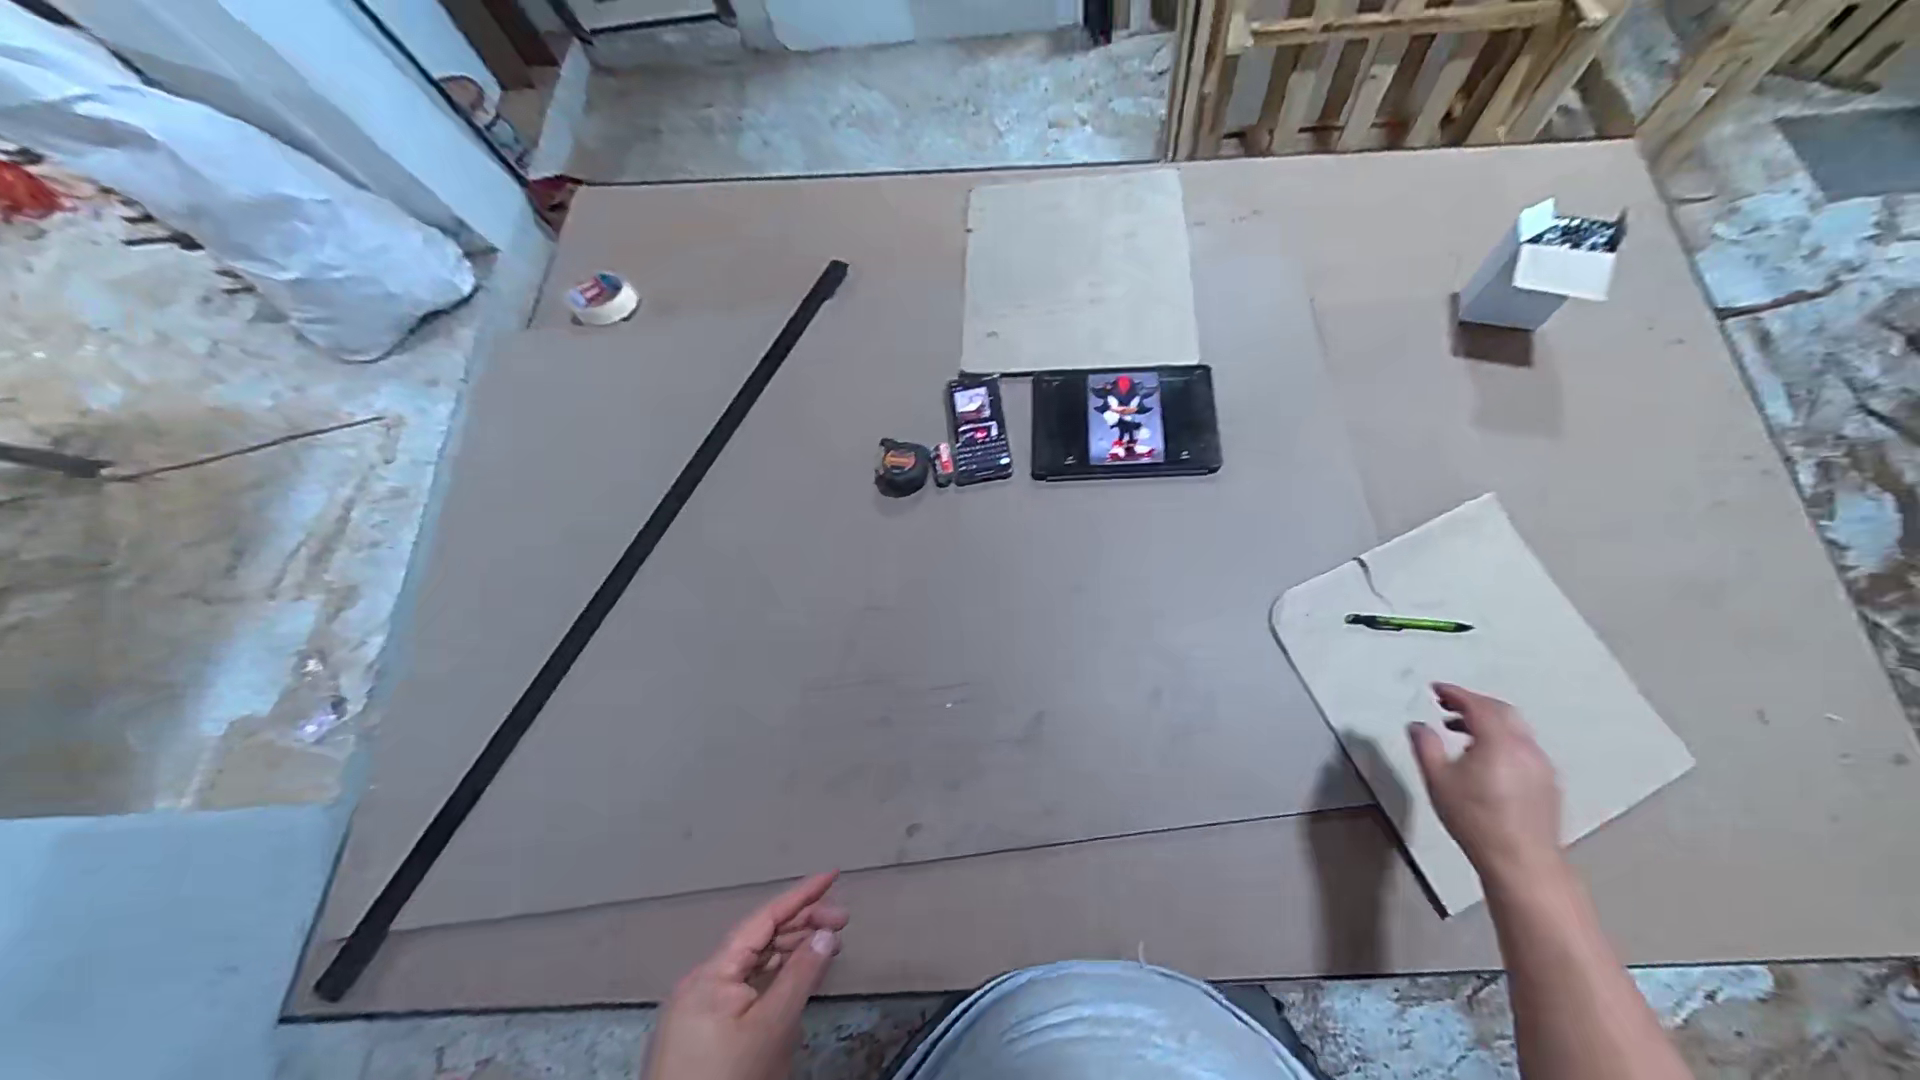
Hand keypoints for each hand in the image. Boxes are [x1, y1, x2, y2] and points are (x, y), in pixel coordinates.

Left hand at [643, 871, 848, 1079]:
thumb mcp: (771, 1029)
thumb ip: (800, 976)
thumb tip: (826, 934)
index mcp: (711, 974)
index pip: (763, 920)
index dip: (800, 895)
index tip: (833, 875)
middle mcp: (702, 982)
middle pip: (758, 939)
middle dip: (801, 924)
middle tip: (843, 921)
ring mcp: (701, 1009)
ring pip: (753, 965)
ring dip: (791, 951)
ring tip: (829, 945)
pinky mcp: (704, 1034)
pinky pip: (746, 990)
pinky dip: (775, 978)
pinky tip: (799, 976)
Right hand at [1408, 683, 1562, 886]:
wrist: (1520, 860)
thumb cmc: (1475, 820)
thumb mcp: (1436, 779)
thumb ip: (1425, 745)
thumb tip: (1418, 726)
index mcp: (1499, 742)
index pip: (1477, 705)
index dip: (1454, 693)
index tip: (1436, 689)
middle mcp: (1525, 748)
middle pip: (1501, 711)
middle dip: (1472, 702)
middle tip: (1446, 703)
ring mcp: (1541, 766)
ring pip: (1514, 728)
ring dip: (1486, 721)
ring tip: (1458, 729)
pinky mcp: (1547, 782)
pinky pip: (1522, 746)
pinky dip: (1501, 738)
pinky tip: (1482, 755)